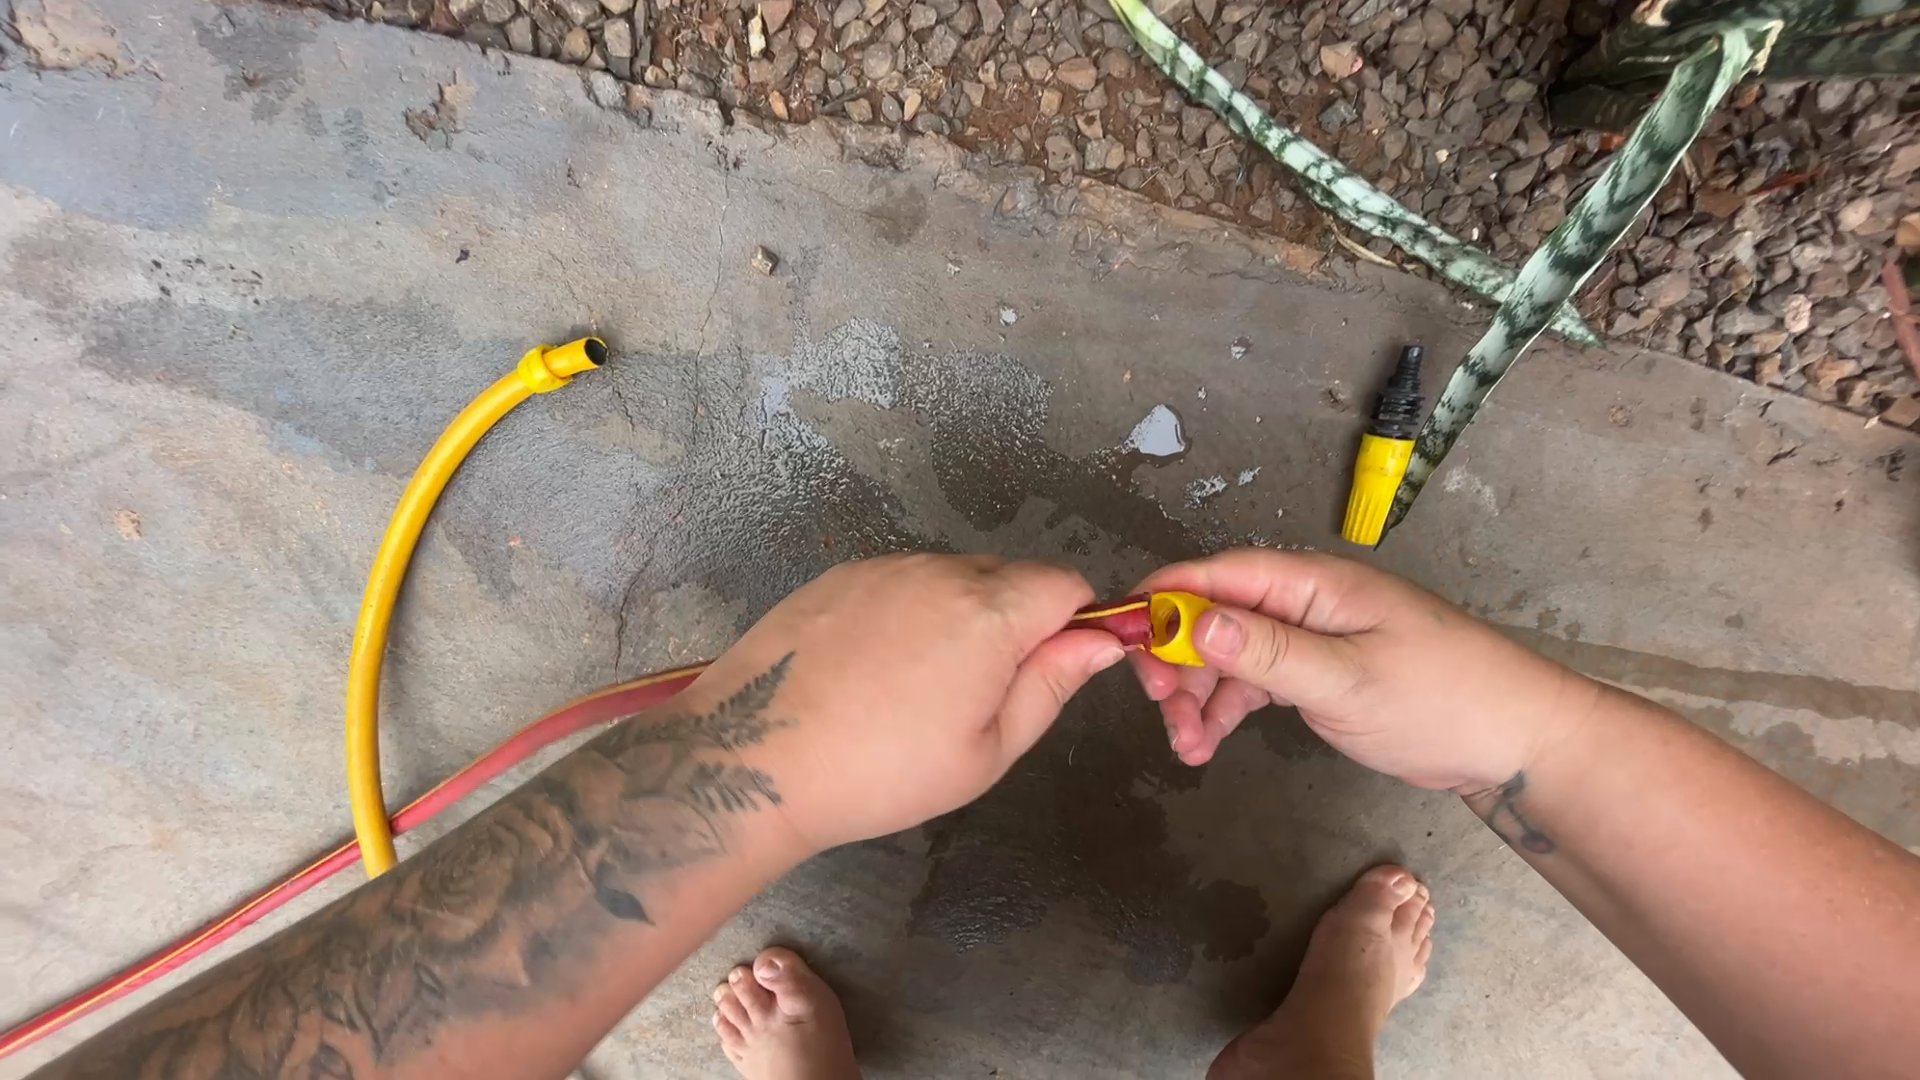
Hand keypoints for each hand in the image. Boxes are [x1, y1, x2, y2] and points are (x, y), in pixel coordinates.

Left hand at [689, 554, 1123, 853]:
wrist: (753, 758)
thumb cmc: (883, 772)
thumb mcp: (986, 751)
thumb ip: (1051, 685)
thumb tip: (1102, 641)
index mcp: (989, 612)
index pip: (1067, 583)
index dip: (1072, 623)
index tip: (1044, 669)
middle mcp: (942, 569)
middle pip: (1012, 575)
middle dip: (1017, 620)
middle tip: (974, 690)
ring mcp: (886, 565)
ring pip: (957, 576)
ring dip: (962, 614)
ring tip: (915, 682)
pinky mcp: (843, 572)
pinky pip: (905, 579)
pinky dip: (912, 609)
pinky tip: (874, 663)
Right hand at [1129, 549, 1600, 792]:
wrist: (1518, 745)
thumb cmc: (1441, 700)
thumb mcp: (1348, 678)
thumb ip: (1266, 651)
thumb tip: (1190, 621)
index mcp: (1310, 583)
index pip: (1217, 573)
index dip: (1162, 596)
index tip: (1118, 632)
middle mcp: (1298, 602)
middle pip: (1211, 616)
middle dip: (1176, 659)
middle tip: (1159, 707)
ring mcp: (1302, 638)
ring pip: (1224, 654)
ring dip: (1196, 695)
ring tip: (1186, 745)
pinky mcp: (1308, 672)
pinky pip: (1248, 683)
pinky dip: (1222, 711)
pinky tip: (1206, 744)